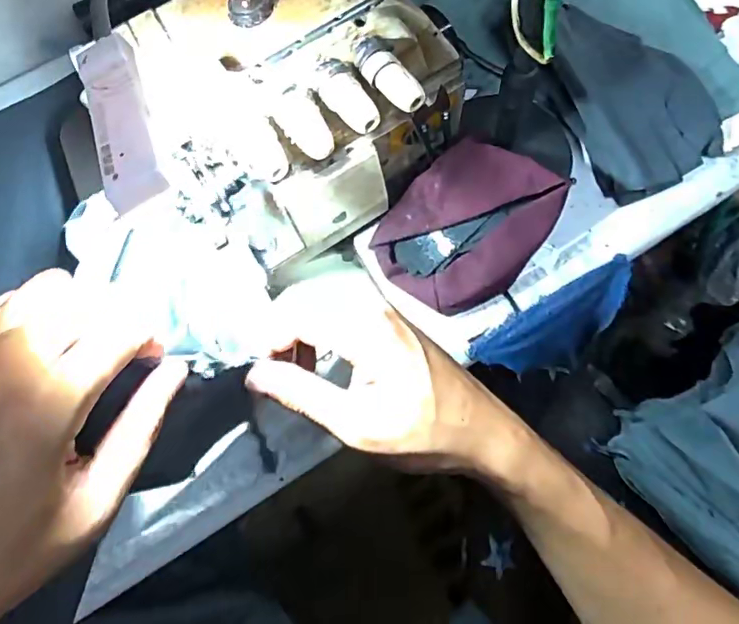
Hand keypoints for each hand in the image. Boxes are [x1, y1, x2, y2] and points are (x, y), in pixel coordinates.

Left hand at [0, 271, 187, 623]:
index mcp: (51, 392)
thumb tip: (175, 372)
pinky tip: (22, 360)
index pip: (124, 324)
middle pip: (88, 294)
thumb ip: (141, 429)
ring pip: (42, 287)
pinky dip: (26, 317)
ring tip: (71, 353)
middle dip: (115, 318)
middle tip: (115, 357)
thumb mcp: (87, 509)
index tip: (150, 359)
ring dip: (73, 310)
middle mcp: (9, 351)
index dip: (149, 336)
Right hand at [245, 298, 519, 479]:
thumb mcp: (358, 426)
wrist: (482, 429)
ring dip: (302, 335)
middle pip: (308, 304)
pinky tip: (324, 362)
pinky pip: (342, 311)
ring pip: (323, 306)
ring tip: (299, 374)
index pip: (298, 315)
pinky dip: (322, 332)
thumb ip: (303, 394)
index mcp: (366, 328)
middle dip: (282, 336)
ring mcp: (385, 309)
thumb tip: (256, 374)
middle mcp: (373, 307)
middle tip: (276, 377)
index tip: (258, 372)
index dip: (269, 340)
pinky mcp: (391, 317)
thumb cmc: (423, 433)